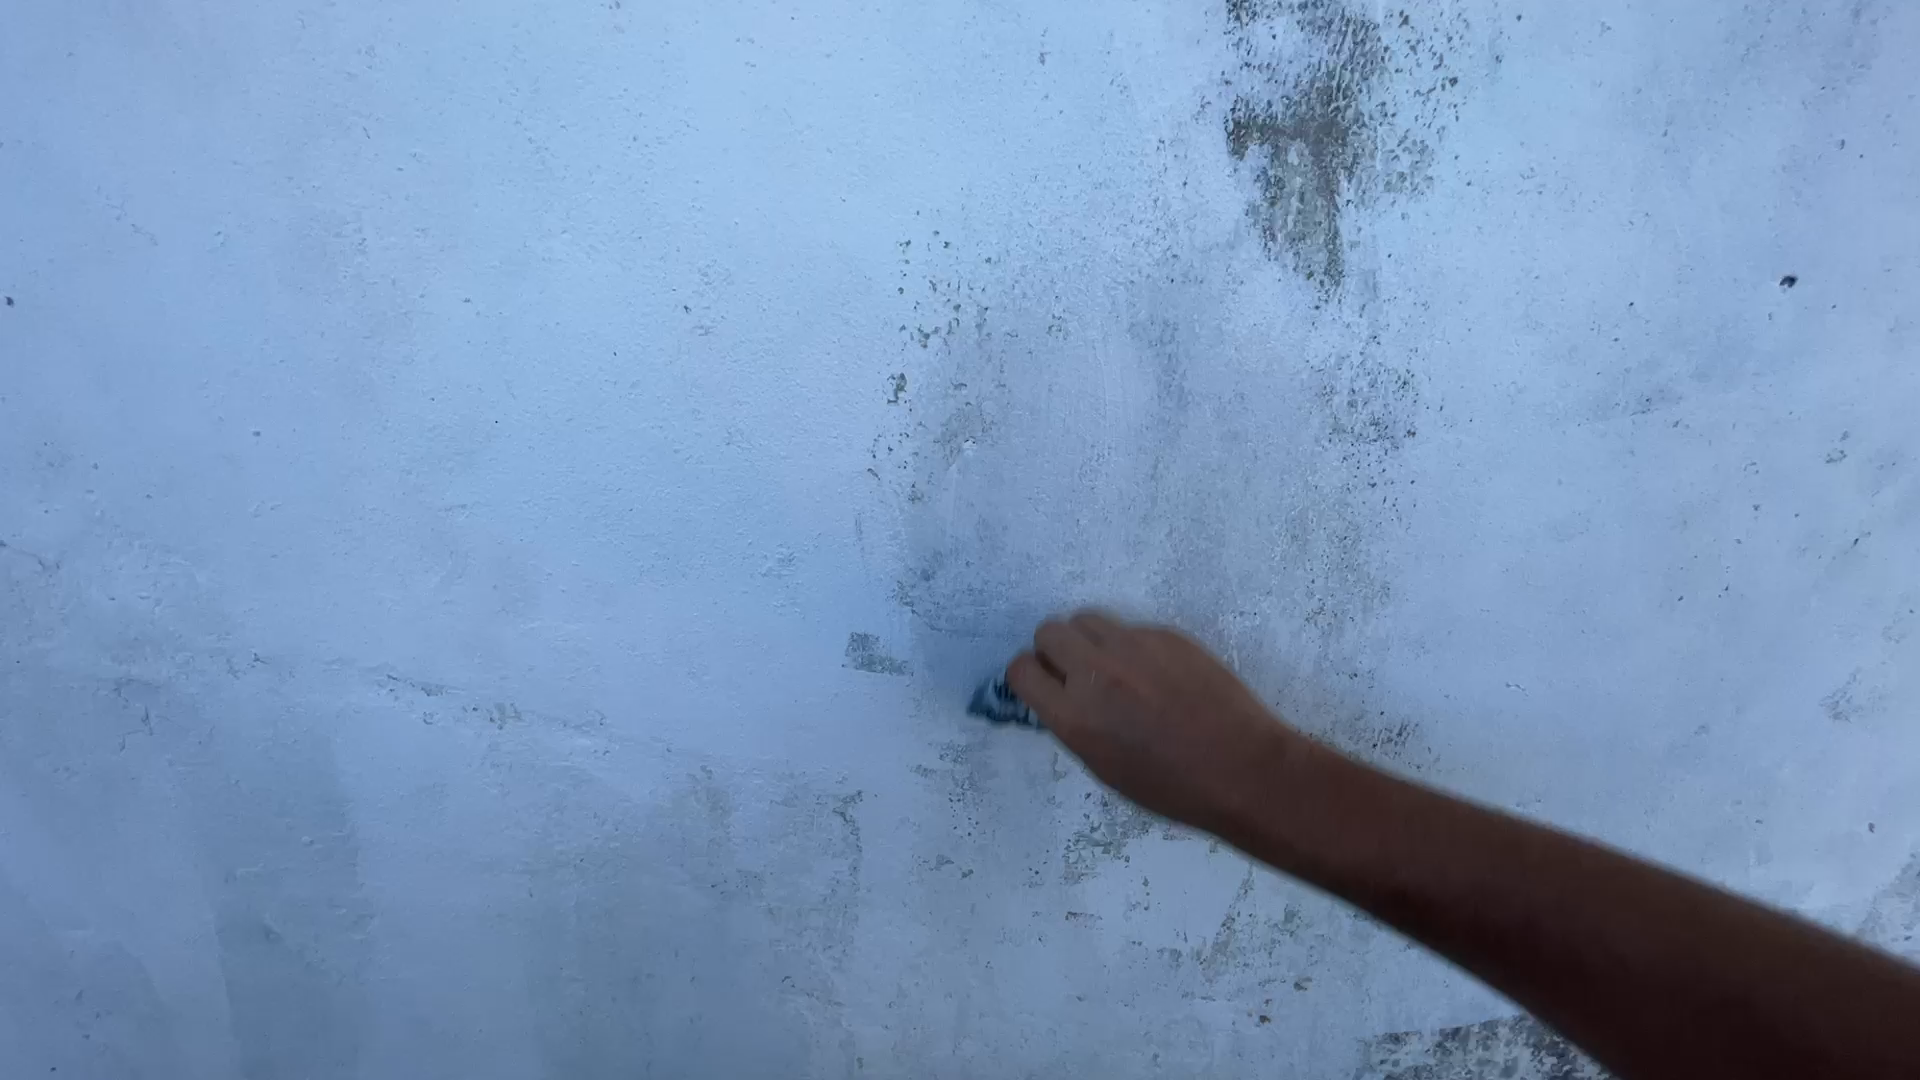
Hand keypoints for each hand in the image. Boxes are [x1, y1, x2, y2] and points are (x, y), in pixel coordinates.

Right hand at [1006, 611, 1310, 835]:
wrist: (1243, 769)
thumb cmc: (1171, 785)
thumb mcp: (1103, 765)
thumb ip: (1072, 721)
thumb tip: (1060, 693)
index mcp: (1074, 717)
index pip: (1021, 669)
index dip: (1029, 674)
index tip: (1044, 682)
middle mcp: (1095, 674)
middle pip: (1049, 631)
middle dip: (1054, 649)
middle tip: (1076, 670)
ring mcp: (1132, 647)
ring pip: (1086, 619)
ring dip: (1089, 639)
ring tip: (1114, 666)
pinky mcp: (1164, 634)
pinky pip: (1129, 629)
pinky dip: (1131, 646)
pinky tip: (1158, 674)